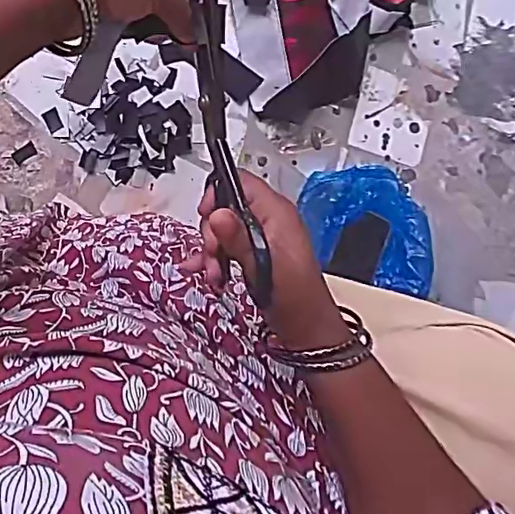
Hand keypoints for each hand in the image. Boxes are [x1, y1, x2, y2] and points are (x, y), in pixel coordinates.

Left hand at [69, 0, 194, 42]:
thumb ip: (183, 10)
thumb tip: (190, 30)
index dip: (185, 6)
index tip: (190, 27)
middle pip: (155, 0)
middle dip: (161, 18)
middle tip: (164, 31)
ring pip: (133, 16)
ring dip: (138, 28)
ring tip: (135, 30)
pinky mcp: (89, 10)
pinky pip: (112, 27)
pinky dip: (117, 33)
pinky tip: (115, 33)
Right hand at [179, 173, 352, 347]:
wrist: (307, 331)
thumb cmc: (296, 300)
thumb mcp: (263, 267)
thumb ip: (238, 239)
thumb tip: (218, 214)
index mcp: (276, 213)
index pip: (240, 182)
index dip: (218, 194)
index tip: (207, 216)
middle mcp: (268, 220)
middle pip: (226, 206)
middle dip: (212, 231)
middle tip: (214, 253)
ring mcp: (261, 236)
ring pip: (222, 228)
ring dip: (212, 250)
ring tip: (214, 272)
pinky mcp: (255, 252)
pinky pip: (226, 245)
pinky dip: (216, 259)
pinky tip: (213, 275)